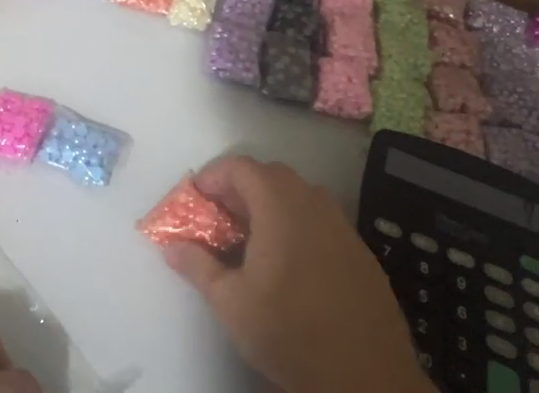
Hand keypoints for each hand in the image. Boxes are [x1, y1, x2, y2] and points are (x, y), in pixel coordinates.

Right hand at [164, 156, 433, 392]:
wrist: (366, 378)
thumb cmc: (289, 332)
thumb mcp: (231, 303)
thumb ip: (198, 266)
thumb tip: (172, 246)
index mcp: (280, 207)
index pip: (241, 167)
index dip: (214, 176)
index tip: (197, 199)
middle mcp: (314, 205)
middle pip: (271, 175)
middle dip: (241, 188)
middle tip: (221, 218)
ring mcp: (342, 227)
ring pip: (301, 195)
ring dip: (272, 204)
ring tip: (254, 238)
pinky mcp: (361, 252)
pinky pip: (323, 220)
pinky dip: (299, 224)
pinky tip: (291, 262)